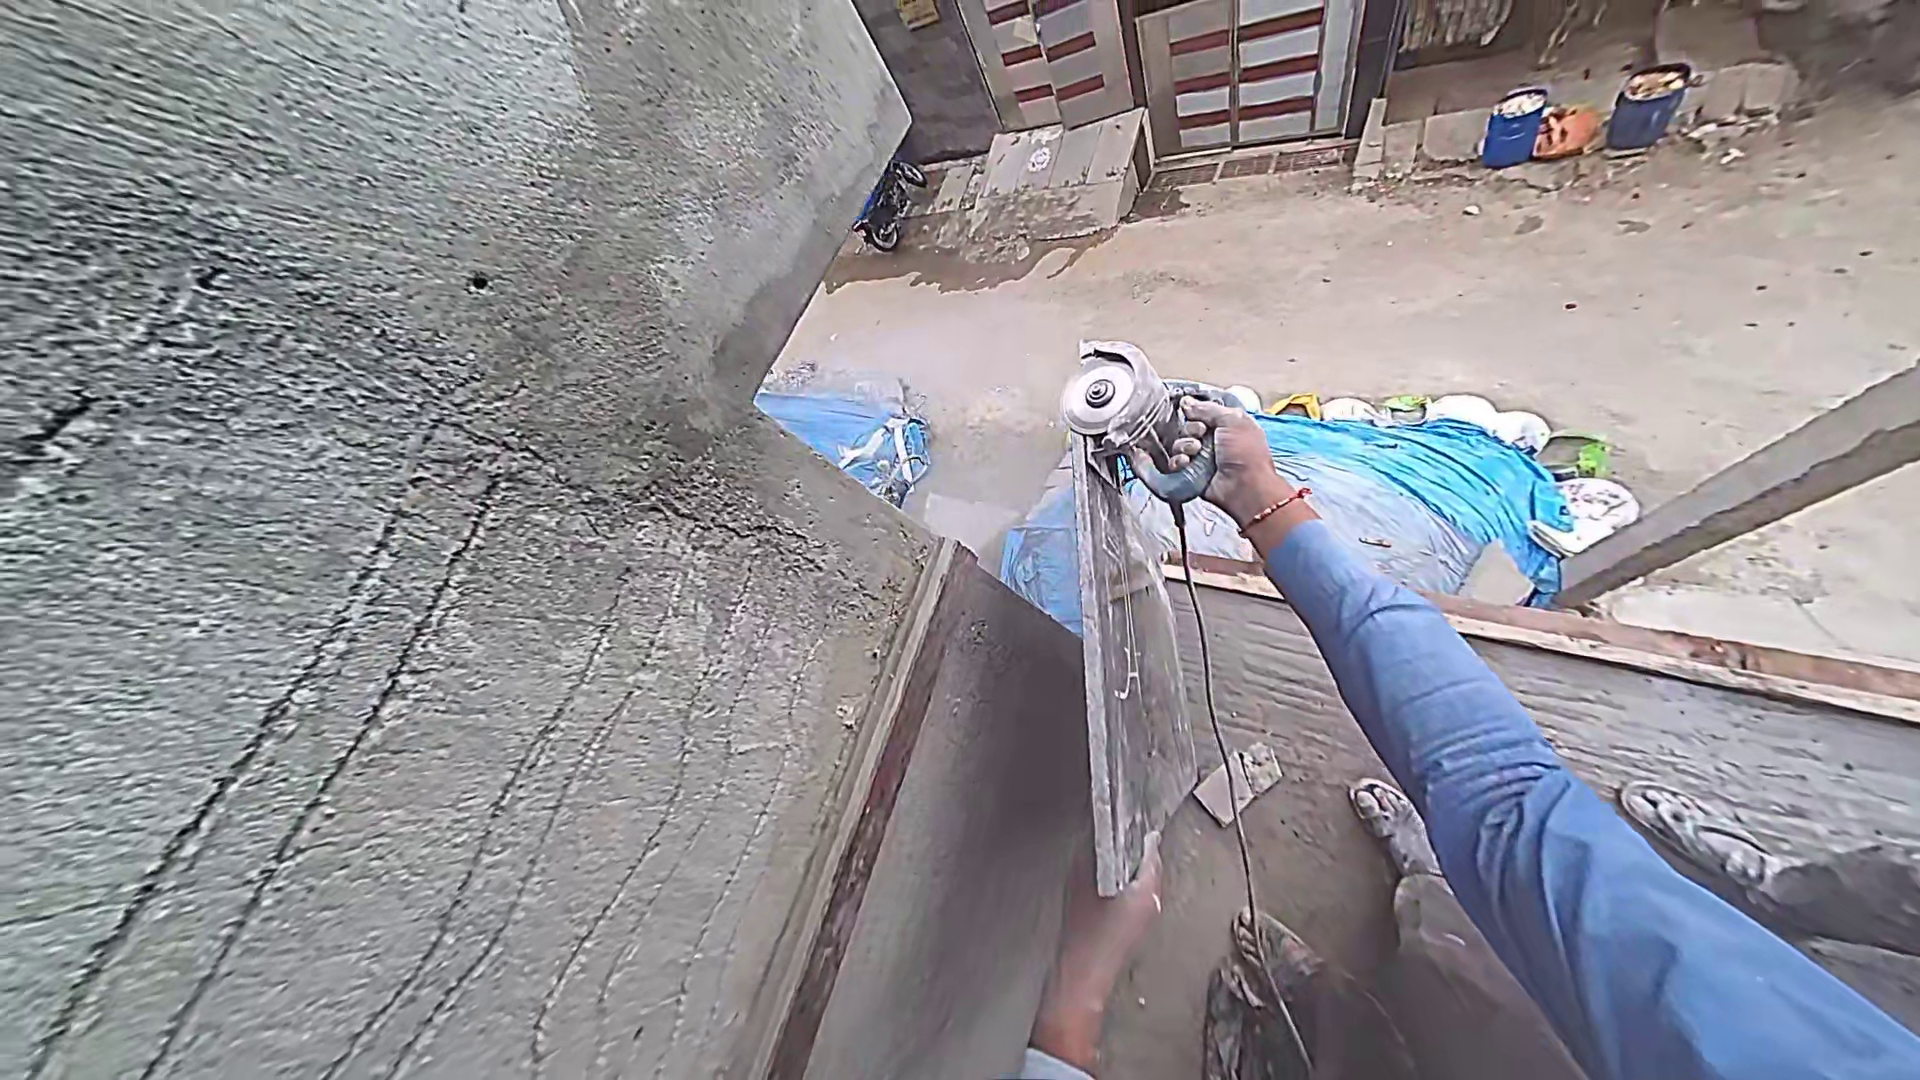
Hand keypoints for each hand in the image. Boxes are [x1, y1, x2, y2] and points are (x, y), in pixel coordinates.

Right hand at [1031, 833, 1163, 1070]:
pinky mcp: (1129, 928)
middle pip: (1147, 863)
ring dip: (1125, 861)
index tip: (1126, 814)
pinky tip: (1101, 877)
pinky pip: (1131, 892)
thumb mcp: (1083, 879)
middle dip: (1132, 844)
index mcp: (1148, 890)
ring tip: (1105, 846)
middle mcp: (1151, 903)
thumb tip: (1096, 826)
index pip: (1150, 849)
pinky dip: (1121, 879)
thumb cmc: (1083, 932)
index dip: (1138, 829)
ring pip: (1139, 878)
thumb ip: (1092, 849)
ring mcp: (1142, 918)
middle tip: (1115, 826)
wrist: (1079, 979)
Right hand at [1167, 398, 1296, 527]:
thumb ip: (1208, 409)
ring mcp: (1201, 457)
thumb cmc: (1245, 452)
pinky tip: (1185, 462)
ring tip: (1195, 452)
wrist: (1243, 486)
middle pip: (1187, 427)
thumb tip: (1186, 402)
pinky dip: (1178, 460)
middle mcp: (1212, 440)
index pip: (1201, 413)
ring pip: (1179, 444)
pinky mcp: (1191, 472)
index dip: (1196, 413)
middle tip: (1200, 435)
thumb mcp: (1233, 420)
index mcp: (1225, 425)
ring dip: (1184, 445)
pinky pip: (1175, 462)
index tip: (1197, 415)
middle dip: (1190, 430)